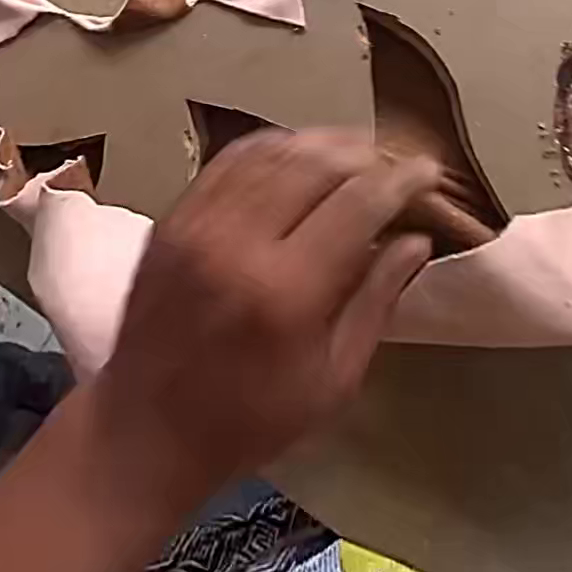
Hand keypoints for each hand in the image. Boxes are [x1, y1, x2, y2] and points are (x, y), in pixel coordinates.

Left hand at [86, 129, 440, 494]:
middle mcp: (238, 240)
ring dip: (323, 143)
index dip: (401, 179)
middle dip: (367, 153)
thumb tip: (416, 239)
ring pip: (274, 150)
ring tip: (356, 151)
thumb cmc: (250, 418)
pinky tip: (298, 152)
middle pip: (317, 163)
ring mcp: (199, 221)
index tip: (428, 170)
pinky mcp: (175, 215)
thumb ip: (377, 300)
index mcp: (286, 290)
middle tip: (393, 163)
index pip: (358, 203)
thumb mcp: (333, 379)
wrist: (143, 428)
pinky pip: (232, 158)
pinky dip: (274, 146)